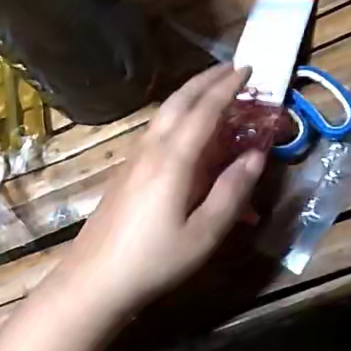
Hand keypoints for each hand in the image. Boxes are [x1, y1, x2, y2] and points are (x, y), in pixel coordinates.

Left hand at [54, 64, 266, 318]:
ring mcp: (133, 161)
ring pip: (164, 116)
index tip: (248, 69)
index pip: (204, 110)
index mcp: (173, 160)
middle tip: (232, 71)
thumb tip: (256, 156)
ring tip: (214, 96)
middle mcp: (150, 150)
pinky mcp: (125, 174)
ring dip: (190, 99)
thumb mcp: (204, 233)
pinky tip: (189, 139)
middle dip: (206, 81)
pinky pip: (156, 136)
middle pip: (178, 103)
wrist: (94, 280)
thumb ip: (232, 191)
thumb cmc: (155, 261)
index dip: (227, 87)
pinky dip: (178, 123)